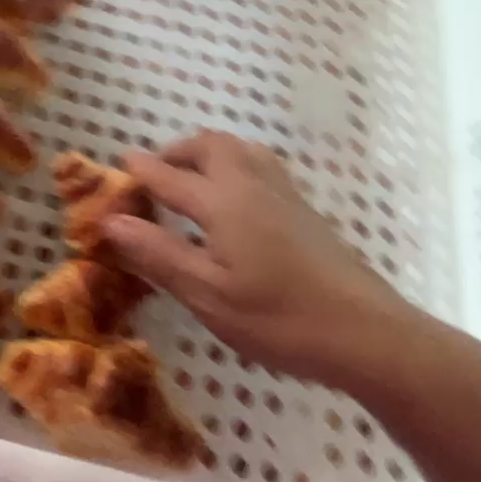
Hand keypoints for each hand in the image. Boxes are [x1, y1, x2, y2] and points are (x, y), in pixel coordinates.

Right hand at [98, 130, 423, 384]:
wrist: (369, 335)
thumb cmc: (280, 319)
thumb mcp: (208, 295)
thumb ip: (158, 254)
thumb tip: (111, 221)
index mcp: (224, 202)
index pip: (170, 177)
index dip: (141, 170)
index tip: (118, 163)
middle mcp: (252, 186)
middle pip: (210, 146)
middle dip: (176, 152)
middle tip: (155, 176)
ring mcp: (285, 196)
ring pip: (240, 150)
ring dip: (208, 154)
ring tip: (190, 181)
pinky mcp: (305, 212)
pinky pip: (260, 166)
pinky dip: (233, 166)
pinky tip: (233, 201)